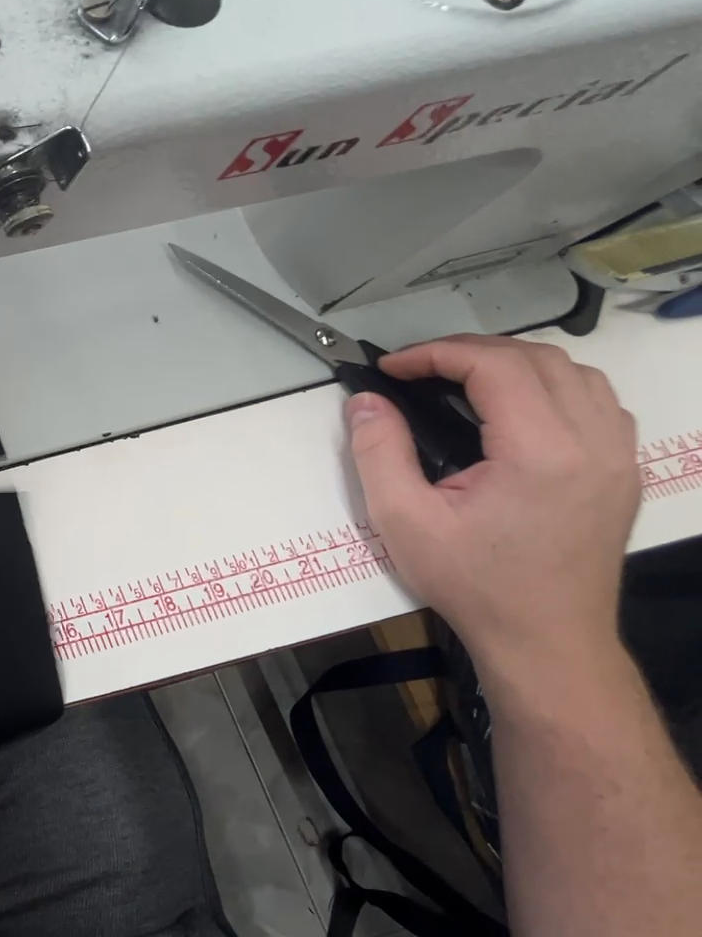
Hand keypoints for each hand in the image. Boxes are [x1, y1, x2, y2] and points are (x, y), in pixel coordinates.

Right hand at [344, 336, 639, 685]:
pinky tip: (510, 407)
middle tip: (417, 369)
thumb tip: (366, 402)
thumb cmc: (471, 581)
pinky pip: (597, 402)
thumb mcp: (402, 518)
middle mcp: (593, 446)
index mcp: (541, 454)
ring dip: (514, 363)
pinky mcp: (621, 471)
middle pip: (540, 359)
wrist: (543, 635)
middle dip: (471, 351)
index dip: (438, 354)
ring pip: (577, 374)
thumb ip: (379, 451)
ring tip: (459, 380)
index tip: (392, 368)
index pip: (498, 367)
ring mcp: (617, 458)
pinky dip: (550, 386)